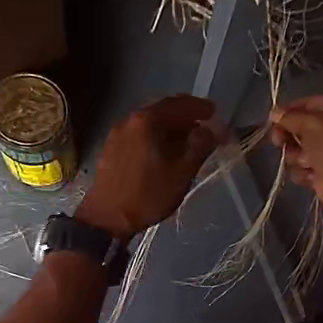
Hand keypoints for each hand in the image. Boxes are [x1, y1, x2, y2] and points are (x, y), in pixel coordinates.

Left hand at [77, 95, 219, 238]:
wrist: (107, 218)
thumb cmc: (148, 195)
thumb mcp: (182, 173)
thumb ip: (200, 146)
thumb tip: (214, 130)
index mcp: (148, 120)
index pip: (180, 104)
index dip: (200, 108)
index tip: (215, 113)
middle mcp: (130, 120)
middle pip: (163, 111)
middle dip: (186, 120)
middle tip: (204, 131)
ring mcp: (118, 134)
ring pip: (151, 125)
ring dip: (172, 131)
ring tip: (187, 146)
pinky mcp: (112, 149)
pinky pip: (141, 136)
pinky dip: (157, 139)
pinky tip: (165, 155)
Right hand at [268, 95, 322, 208]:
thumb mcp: (310, 122)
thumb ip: (289, 117)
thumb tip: (274, 113)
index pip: (305, 104)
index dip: (287, 112)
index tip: (272, 120)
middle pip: (298, 129)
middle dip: (287, 136)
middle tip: (279, 141)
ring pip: (296, 152)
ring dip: (296, 157)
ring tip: (307, 161)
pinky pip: (302, 170)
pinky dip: (304, 173)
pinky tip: (313, 175)